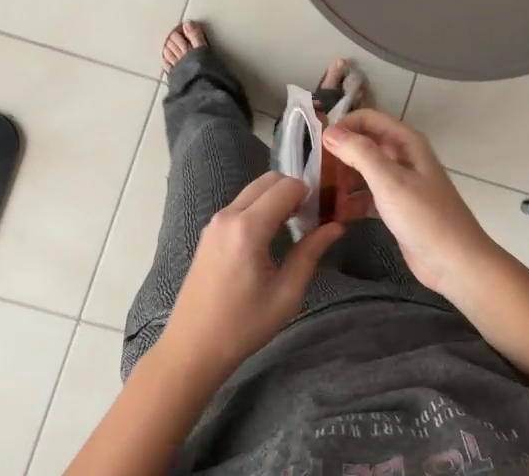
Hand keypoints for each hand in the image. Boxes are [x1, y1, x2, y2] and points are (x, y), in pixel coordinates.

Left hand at [155, 173, 341, 375]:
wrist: (192, 348)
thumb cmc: (243, 326)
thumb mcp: (286, 294)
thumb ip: (311, 253)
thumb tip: (336, 226)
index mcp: (248, 228)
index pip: (286, 187)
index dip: (309, 194)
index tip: (322, 215)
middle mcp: (228, 215)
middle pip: (268, 180)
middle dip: (293, 191)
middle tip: (309, 220)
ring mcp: (215, 222)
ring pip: (253, 191)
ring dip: (276, 199)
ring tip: (292, 230)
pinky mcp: (209, 233)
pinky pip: (241, 205)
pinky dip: (260, 209)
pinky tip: (269, 239)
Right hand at [323, 109, 504, 297]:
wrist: (455, 262)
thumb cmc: (425, 217)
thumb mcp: (390, 181)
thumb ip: (360, 153)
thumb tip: (329, 132)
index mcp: (405, 142)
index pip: (367, 119)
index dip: (342, 127)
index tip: (316, 145)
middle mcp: (402, 156)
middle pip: (363, 144)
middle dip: (338, 154)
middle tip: (311, 172)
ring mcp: (399, 183)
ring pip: (363, 171)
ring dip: (341, 180)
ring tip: (316, 194)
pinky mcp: (395, 207)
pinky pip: (366, 196)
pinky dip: (351, 202)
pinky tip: (333, 214)